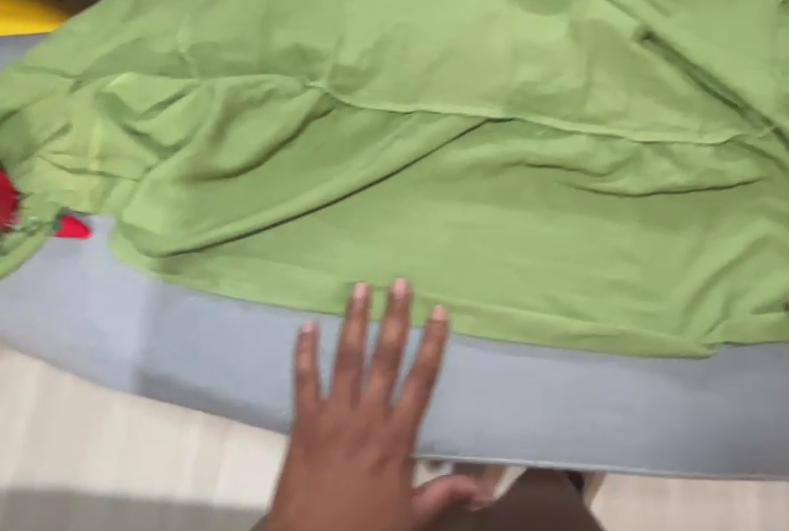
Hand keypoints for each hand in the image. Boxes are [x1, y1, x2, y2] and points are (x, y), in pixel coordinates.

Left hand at [265, 279, 489, 530]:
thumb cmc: (365, 530)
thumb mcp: (411, 517)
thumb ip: (444, 493)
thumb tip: (484, 491)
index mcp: (397, 437)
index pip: (421, 380)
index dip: (431, 344)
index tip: (439, 311)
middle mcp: (368, 418)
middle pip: (386, 358)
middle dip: (395, 317)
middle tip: (400, 282)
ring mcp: (333, 417)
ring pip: (347, 359)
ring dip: (355, 321)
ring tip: (360, 288)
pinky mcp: (304, 423)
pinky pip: (304, 381)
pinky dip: (304, 352)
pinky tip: (307, 324)